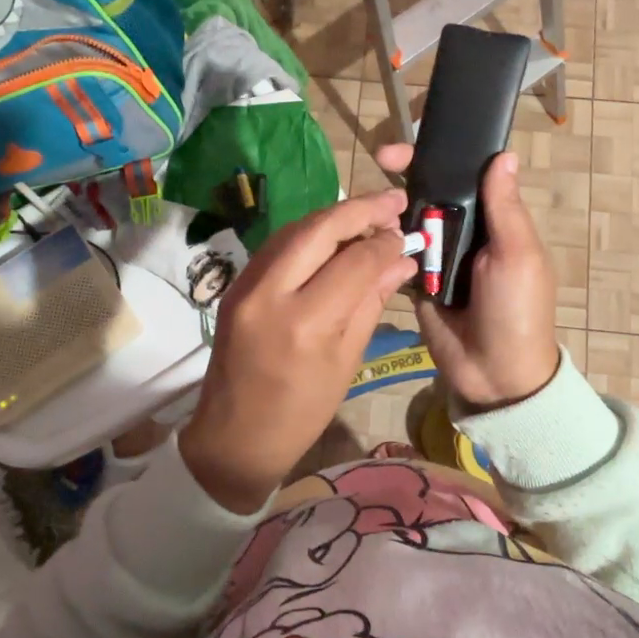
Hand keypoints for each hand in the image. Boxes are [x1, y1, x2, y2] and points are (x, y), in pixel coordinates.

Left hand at [180, 189, 416, 512]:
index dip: (385, 243)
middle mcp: (269, 295)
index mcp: (305, 324)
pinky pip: (276, 247)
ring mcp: (245, 287)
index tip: (405, 235)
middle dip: (359, 209)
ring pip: (293, 230)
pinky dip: (308, 235)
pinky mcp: (234, 286)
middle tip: (394, 200)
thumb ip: (370, 303)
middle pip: (318, 229)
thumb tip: (400, 259)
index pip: (354, 262)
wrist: (234, 438)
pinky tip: (333, 237)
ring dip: (333, 218)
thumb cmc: (301, 413)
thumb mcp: (346, 362)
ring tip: (368, 215)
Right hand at [375, 144, 559, 410]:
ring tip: (368, 192)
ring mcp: (435, 257)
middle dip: (407, 170)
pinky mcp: (411, 281)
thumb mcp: (518, 255)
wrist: (494, 375)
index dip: (443, 153)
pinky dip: (378, 241)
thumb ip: (505, 208)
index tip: (418, 133)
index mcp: (494, 221)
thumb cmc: (516, 310)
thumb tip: (504, 154)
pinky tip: (360, 226)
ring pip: (407, 219)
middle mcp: (463, 232)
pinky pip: (393, 253)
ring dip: (388, 204)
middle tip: (382, 156)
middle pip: (431, 191)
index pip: (466, 175)